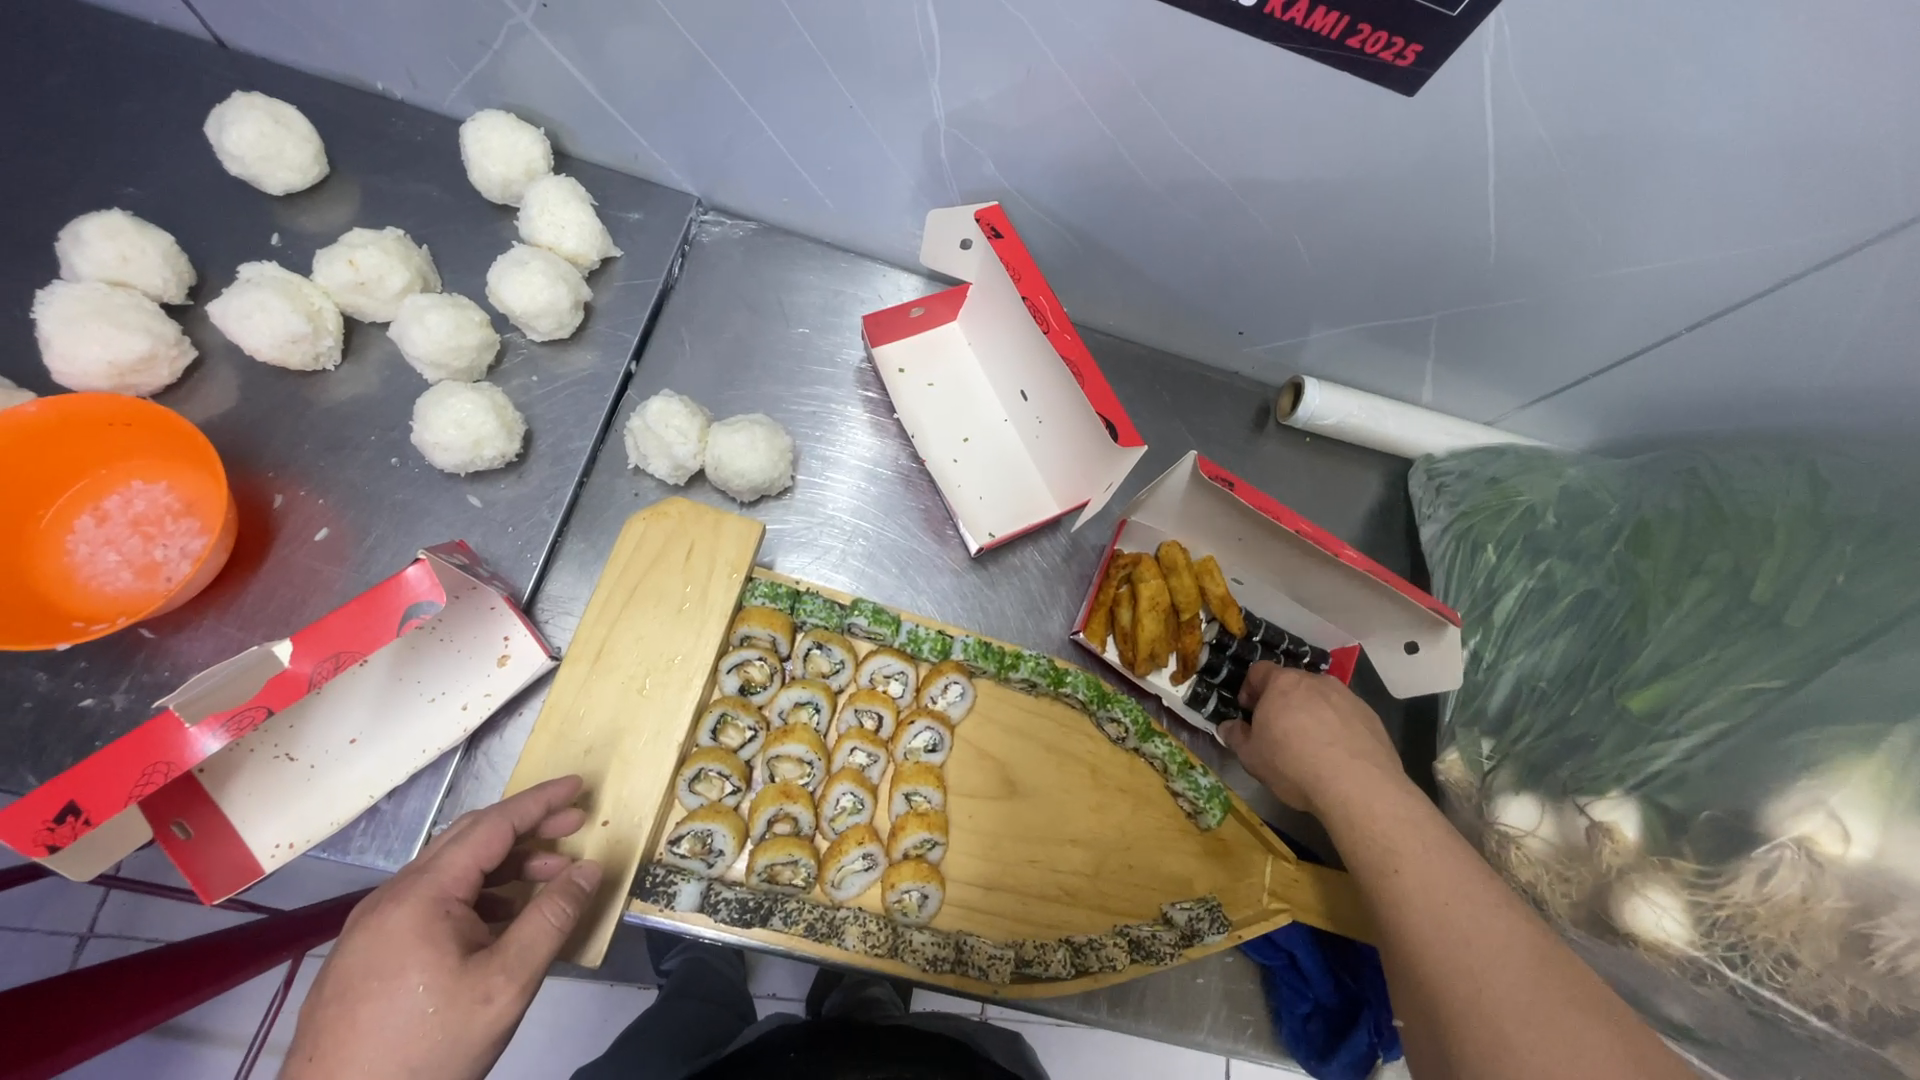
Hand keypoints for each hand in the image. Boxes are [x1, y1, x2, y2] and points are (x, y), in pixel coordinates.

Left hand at [282, 776, 603, 1079]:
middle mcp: (392, 897)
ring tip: (549, 878)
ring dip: (504, 865)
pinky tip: (503, 920)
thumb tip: (588, 869)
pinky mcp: (369, 953)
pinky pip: (433, 901)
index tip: (580, 786)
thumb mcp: (506, 984)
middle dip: (527, 827)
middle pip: (468, 840)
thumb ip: (552, 918)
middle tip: (575, 827)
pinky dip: (478, 894)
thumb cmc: (427, 1047)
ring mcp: (374, 926)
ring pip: (450, 872)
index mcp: (422, 894)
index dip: (540, 802)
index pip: (493, 825)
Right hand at [1218, 664, 1404, 815]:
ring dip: (1311, 714)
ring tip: (1310, 745)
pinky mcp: (1371, 717)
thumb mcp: (1251, 757)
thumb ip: (1236, 736)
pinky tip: (1336, 756)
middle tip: (1277, 730)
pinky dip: (1337, 728)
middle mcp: (1316, 682)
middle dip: (1282, 702)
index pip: (1259, 671)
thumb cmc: (1293, 765)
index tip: (1248, 711)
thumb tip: (1228, 727)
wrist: (1358, 787)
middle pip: (1293, 684)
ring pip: (1321, 699)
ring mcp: (1347, 697)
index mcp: (1283, 684)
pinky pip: (1345, 716)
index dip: (1250, 688)